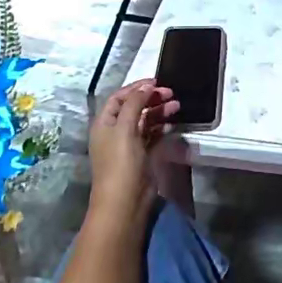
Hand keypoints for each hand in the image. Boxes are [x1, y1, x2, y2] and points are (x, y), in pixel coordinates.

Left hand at [86, 79, 177, 232]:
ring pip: (145, 120)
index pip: (119, 98)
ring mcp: (129, 143)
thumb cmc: (120, 162)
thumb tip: (146, 86)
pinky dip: (162, 126)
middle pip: (133, 107)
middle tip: (171, 93)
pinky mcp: (142, 154)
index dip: (136, 88)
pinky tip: (173, 123)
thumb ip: (135, 104)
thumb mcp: (125, 129)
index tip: (157, 82)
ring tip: (177, 106)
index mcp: (105, 124)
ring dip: (160, 111)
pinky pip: (153, 134)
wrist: (125, 200)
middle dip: (151, 98)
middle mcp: (115, 131)